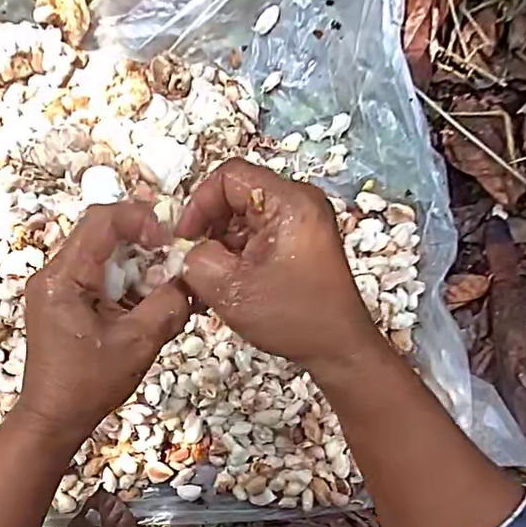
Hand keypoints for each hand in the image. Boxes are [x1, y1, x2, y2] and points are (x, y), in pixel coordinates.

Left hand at [14, 201, 192, 445]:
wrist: (54, 418)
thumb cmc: (88, 385)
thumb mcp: (138, 343)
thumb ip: (168, 305)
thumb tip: (190, 281)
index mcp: (64, 278)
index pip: (102, 221)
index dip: (141, 220)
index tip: (169, 242)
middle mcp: (54, 275)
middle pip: (104, 236)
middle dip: (143, 249)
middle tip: (172, 269)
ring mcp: (57, 288)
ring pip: (105, 257)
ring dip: (138, 270)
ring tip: (160, 295)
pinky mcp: (65, 302)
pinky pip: (100, 279)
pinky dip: (127, 287)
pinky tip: (143, 308)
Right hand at [176, 158, 385, 371]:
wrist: (339, 349)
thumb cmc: (296, 318)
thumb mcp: (232, 290)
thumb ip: (198, 260)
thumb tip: (189, 251)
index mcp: (289, 202)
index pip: (229, 177)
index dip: (198, 204)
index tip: (185, 239)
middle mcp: (300, 203)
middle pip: (237, 196)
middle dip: (209, 228)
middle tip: (195, 262)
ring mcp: (303, 223)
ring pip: (244, 219)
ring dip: (221, 247)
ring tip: (210, 282)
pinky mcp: (301, 243)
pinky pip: (258, 237)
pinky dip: (238, 256)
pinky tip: (228, 286)